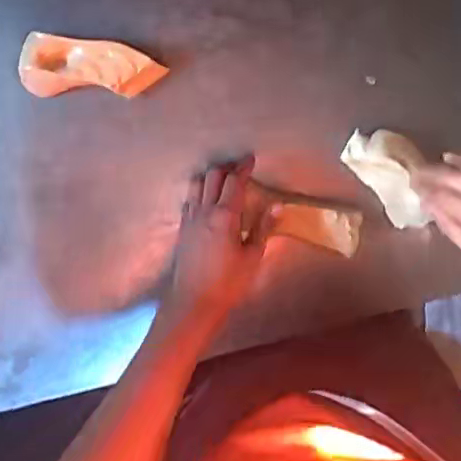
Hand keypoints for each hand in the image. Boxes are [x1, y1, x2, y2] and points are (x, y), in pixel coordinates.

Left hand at [164, 157, 271, 331]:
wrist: (193, 303)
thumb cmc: (228, 283)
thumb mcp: (253, 256)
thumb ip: (264, 228)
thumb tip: (277, 205)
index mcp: (225, 216)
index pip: (234, 182)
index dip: (243, 167)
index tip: (251, 158)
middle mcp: (205, 211)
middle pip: (213, 176)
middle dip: (227, 167)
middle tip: (239, 168)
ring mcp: (190, 218)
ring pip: (197, 184)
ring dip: (210, 176)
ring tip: (222, 179)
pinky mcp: (182, 228)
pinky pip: (190, 199)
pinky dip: (199, 191)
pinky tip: (206, 199)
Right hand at [412, 155, 460, 265]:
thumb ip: (453, 229)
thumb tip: (432, 211)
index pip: (439, 196)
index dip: (423, 190)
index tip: (412, 188)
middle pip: (447, 178)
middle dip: (428, 175)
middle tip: (414, 175)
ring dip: (441, 167)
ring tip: (428, 168)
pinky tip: (452, 158)